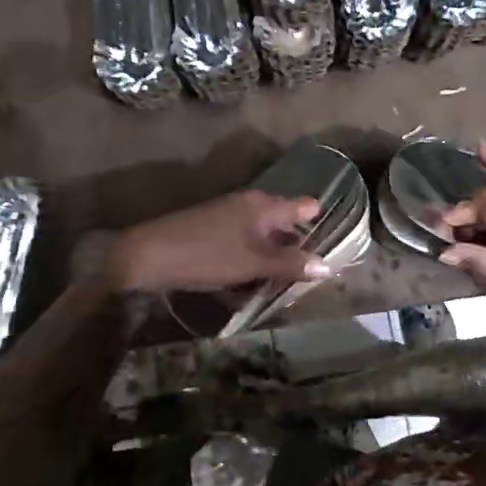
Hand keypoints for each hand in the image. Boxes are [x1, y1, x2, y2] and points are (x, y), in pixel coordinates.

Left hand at [106, 190, 330, 293]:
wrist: (147, 255)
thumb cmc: (207, 255)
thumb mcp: (253, 263)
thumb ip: (291, 264)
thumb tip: (329, 266)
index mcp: (263, 205)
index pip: (304, 206)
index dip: (322, 222)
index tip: (338, 242)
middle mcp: (249, 204)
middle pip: (285, 222)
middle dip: (299, 245)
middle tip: (315, 272)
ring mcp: (228, 215)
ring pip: (263, 234)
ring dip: (275, 255)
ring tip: (288, 281)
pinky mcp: (212, 230)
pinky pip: (245, 241)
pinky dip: (254, 257)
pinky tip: (254, 278)